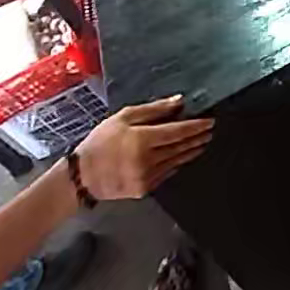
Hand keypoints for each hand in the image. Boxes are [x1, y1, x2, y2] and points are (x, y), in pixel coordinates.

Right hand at [73, 95, 215, 199]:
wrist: (78, 177)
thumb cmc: (100, 143)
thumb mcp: (123, 118)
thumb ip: (154, 109)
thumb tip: (179, 101)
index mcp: (142, 140)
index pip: (179, 131)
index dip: (197, 126)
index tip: (210, 121)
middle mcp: (147, 160)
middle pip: (181, 146)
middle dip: (198, 137)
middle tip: (210, 131)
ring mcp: (146, 177)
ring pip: (177, 160)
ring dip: (192, 150)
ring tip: (203, 142)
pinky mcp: (144, 189)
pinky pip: (167, 173)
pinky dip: (178, 163)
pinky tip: (184, 156)